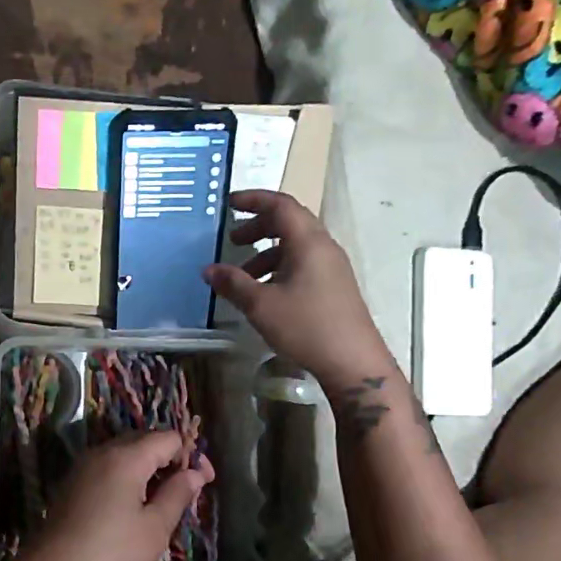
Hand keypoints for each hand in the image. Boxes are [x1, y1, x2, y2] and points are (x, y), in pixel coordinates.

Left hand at [0, 431, 214, 560]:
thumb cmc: (112, 551)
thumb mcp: (155, 527)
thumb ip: (178, 494)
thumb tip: (195, 473)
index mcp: (127, 457)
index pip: (168, 438)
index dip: (191, 455)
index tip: (204, 482)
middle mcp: (103, 451)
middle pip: (146, 440)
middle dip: (171, 459)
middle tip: (187, 490)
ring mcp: (85, 464)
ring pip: (126, 452)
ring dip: (149, 467)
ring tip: (164, 499)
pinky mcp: (74, 480)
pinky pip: (109, 466)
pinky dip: (128, 475)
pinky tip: (135, 503)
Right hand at [205, 190, 390, 381]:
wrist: (352, 361)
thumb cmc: (306, 327)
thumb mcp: (261, 305)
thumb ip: (233, 283)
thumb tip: (208, 270)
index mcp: (308, 242)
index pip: (281, 205)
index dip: (254, 199)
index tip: (230, 203)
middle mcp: (323, 247)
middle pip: (289, 222)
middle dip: (258, 226)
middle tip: (233, 240)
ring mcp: (332, 266)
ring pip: (295, 245)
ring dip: (267, 251)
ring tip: (243, 273)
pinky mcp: (334, 285)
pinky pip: (303, 263)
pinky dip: (279, 266)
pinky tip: (265, 291)